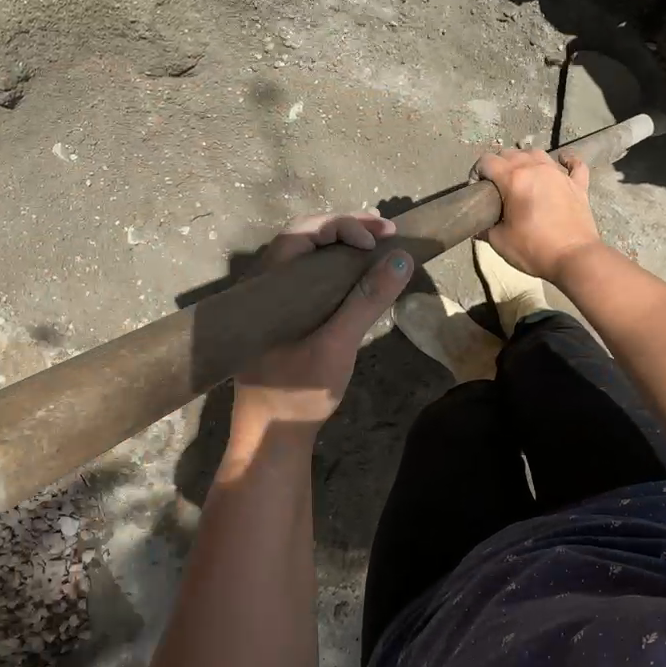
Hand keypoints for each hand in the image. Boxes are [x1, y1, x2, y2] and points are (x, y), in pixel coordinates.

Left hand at [231, 213, 412, 427]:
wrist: (269, 440)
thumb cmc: (298, 393)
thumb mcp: (338, 345)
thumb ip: (367, 300)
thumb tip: (400, 257)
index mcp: (268, 285)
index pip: (302, 231)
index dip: (341, 226)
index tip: (376, 242)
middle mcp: (264, 286)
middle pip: (305, 237)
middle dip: (347, 229)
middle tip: (388, 231)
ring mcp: (272, 303)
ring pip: (308, 256)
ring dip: (343, 246)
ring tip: (379, 244)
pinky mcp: (282, 319)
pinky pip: (309, 277)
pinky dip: (337, 268)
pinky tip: (360, 275)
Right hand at [473, 149, 602, 282]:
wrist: (574, 258)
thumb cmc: (534, 249)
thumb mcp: (500, 242)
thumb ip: (486, 228)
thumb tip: (480, 226)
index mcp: (514, 179)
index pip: (487, 161)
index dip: (477, 172)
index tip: (477, 189)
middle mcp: (536, 169)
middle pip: (511, 154)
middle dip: (499, 165)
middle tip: (497, 187)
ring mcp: (560, 174)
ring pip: (538, 153)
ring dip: (526, 160)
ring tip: (523, 176)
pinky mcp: (578, 184)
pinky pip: (574, 164)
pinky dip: (567, 161)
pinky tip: (562, 162)